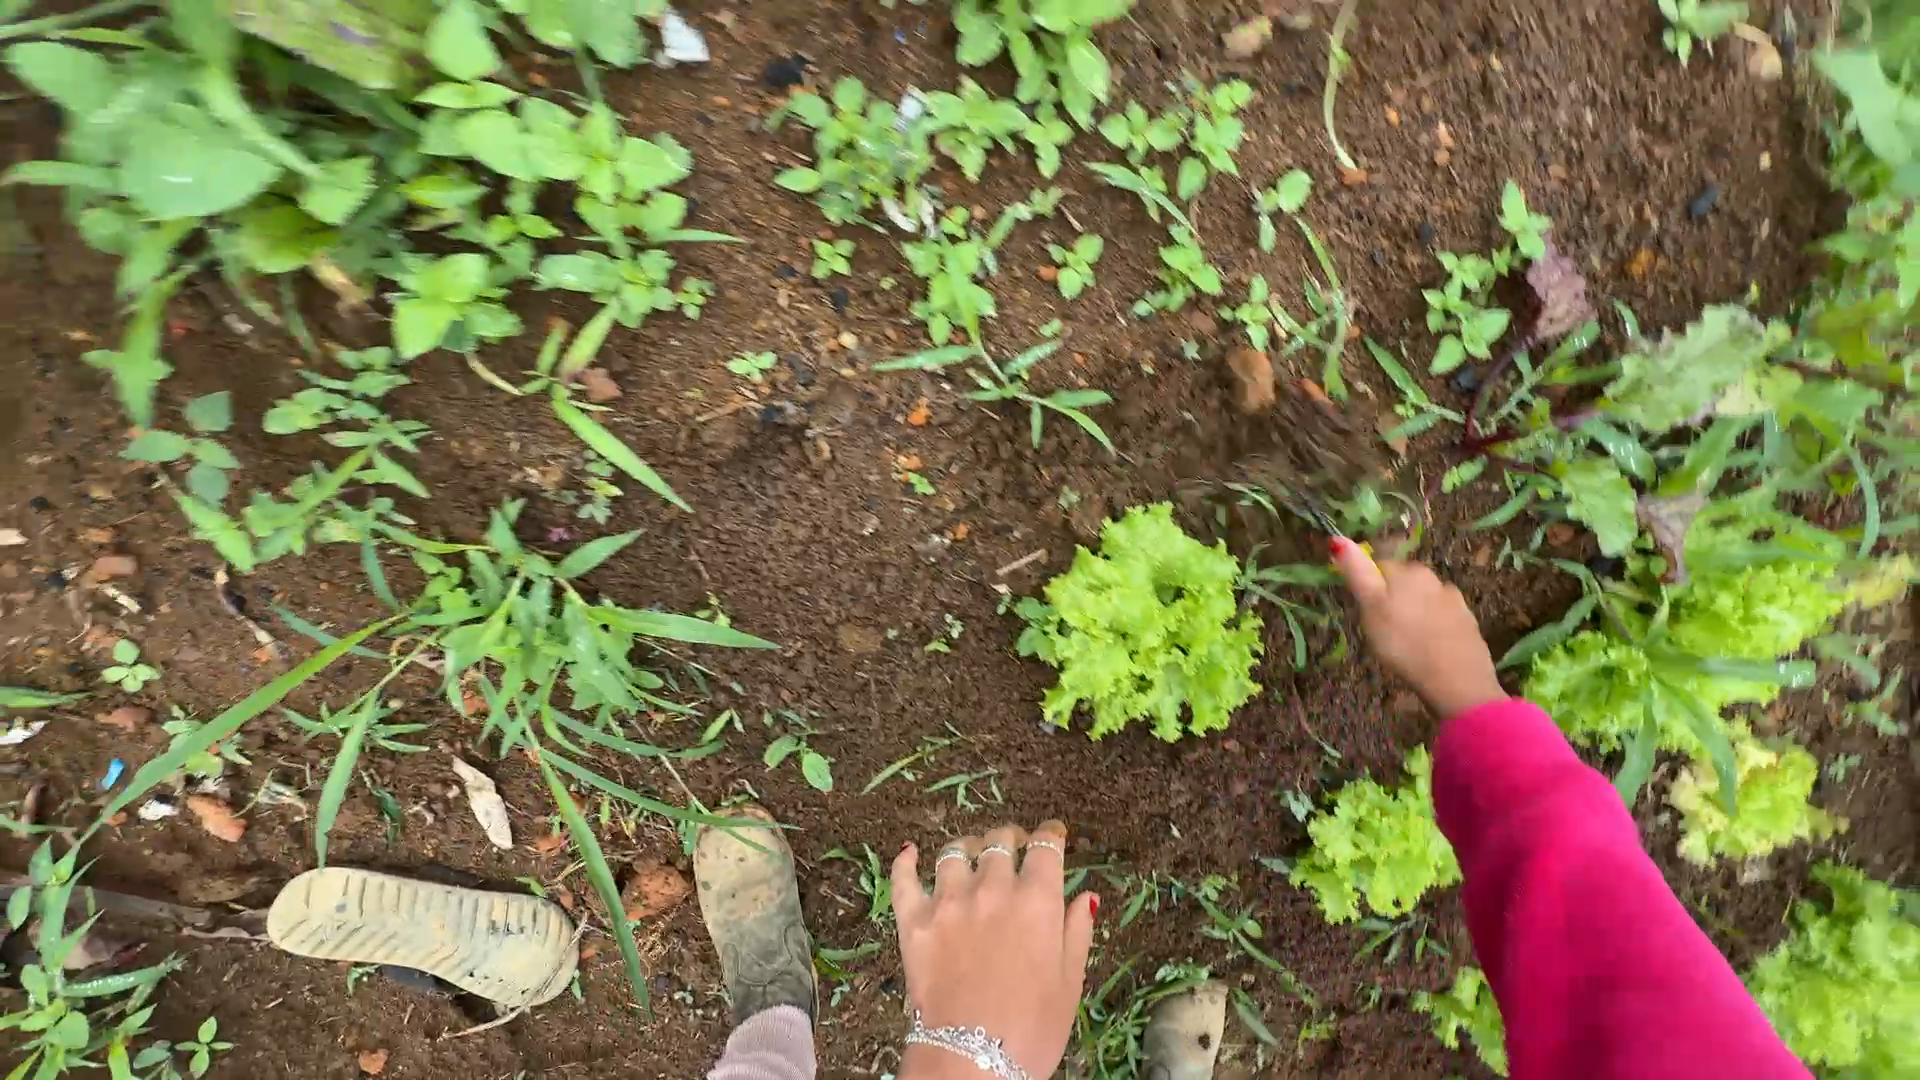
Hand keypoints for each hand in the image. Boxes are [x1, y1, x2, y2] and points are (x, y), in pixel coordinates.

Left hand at [890, 821, 1095, 1079]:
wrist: (972, 1064)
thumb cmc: (1032, 1030)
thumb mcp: (1070, 983)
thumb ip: (1077, 932)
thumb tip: (1086, 896)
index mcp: (1036, 900)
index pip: (1045, 845)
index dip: (1050, 835)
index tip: (1052, 835)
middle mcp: (993, 888)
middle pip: (1000, 840)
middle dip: (1011, 838)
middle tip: (1014, 847)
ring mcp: (949, 900)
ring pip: (954, 851)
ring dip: (966, 849)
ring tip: (969, 855)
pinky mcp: (914, 919)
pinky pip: (904, 878)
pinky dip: (906, 862)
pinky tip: (910, 854)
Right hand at [1331, 537, 1506, 717]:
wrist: (1455, 680)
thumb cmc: (1403, 643)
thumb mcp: (1370, 607)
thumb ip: (1356, 572)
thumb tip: (1338, 539)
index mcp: (1408, 571)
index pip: (1378, 564)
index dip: (1366, 583)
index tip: (1362, 606)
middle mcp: (1433, 578)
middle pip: (1402, 579)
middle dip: (1390, 594)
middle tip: (1378, 623)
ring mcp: (1454, 600)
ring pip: (1422, 596)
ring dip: (1411, 608)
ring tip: (1401, 636)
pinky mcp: (1466, 622)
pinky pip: (1440, 614)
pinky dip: (1429, 623)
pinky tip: (1424, 642)